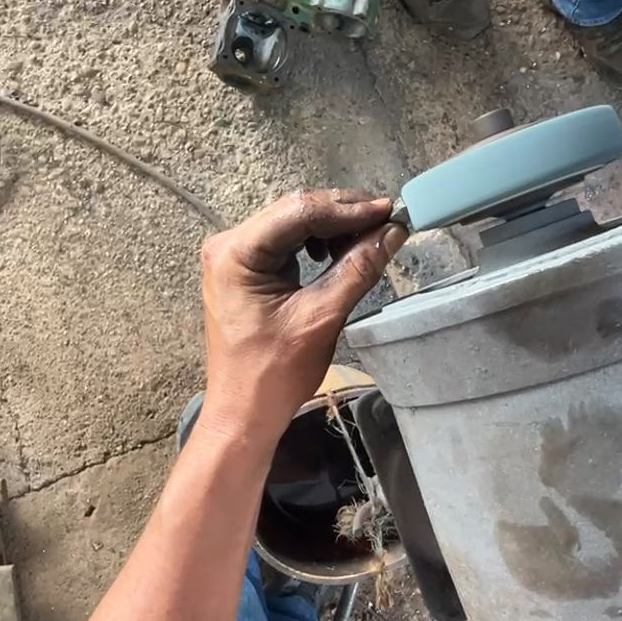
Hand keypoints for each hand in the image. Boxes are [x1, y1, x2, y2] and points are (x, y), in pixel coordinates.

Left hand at [198, 190, 405, 439]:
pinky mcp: (246, 268)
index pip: (299, 211)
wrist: (244, 412)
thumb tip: (392, 232)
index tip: (389, 210)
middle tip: (387, 221)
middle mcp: (229, 244)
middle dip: (343, 214)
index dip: (348, 208)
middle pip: (294, 210)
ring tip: (367, 240)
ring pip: (293, 222)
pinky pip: (287, 241)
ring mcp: (235, 255)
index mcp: (236, 253)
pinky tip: (338, 255)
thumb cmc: (273, 374)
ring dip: (333, 227)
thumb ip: (357, 269)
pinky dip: (318, 242)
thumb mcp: (321, 318)